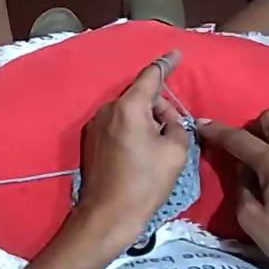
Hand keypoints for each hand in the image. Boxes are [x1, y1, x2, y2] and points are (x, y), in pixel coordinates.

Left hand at [74, 51, 190, 242]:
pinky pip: (119, 124)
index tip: (177, 53)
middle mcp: (108, 109)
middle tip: (176, 131)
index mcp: (129, 107)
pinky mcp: (92, 140)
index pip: (151, 75)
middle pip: (141, 95)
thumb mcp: (175, 152)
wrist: (107, 215)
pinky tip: (143, 152)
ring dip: (147, 119)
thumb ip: (177, 125)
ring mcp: (96, 124)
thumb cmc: (144, 183)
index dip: (167, 63)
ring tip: (160, 146)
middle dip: (161, 107)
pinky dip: (134, 129)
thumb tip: (168, 120)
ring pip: (130, 110)